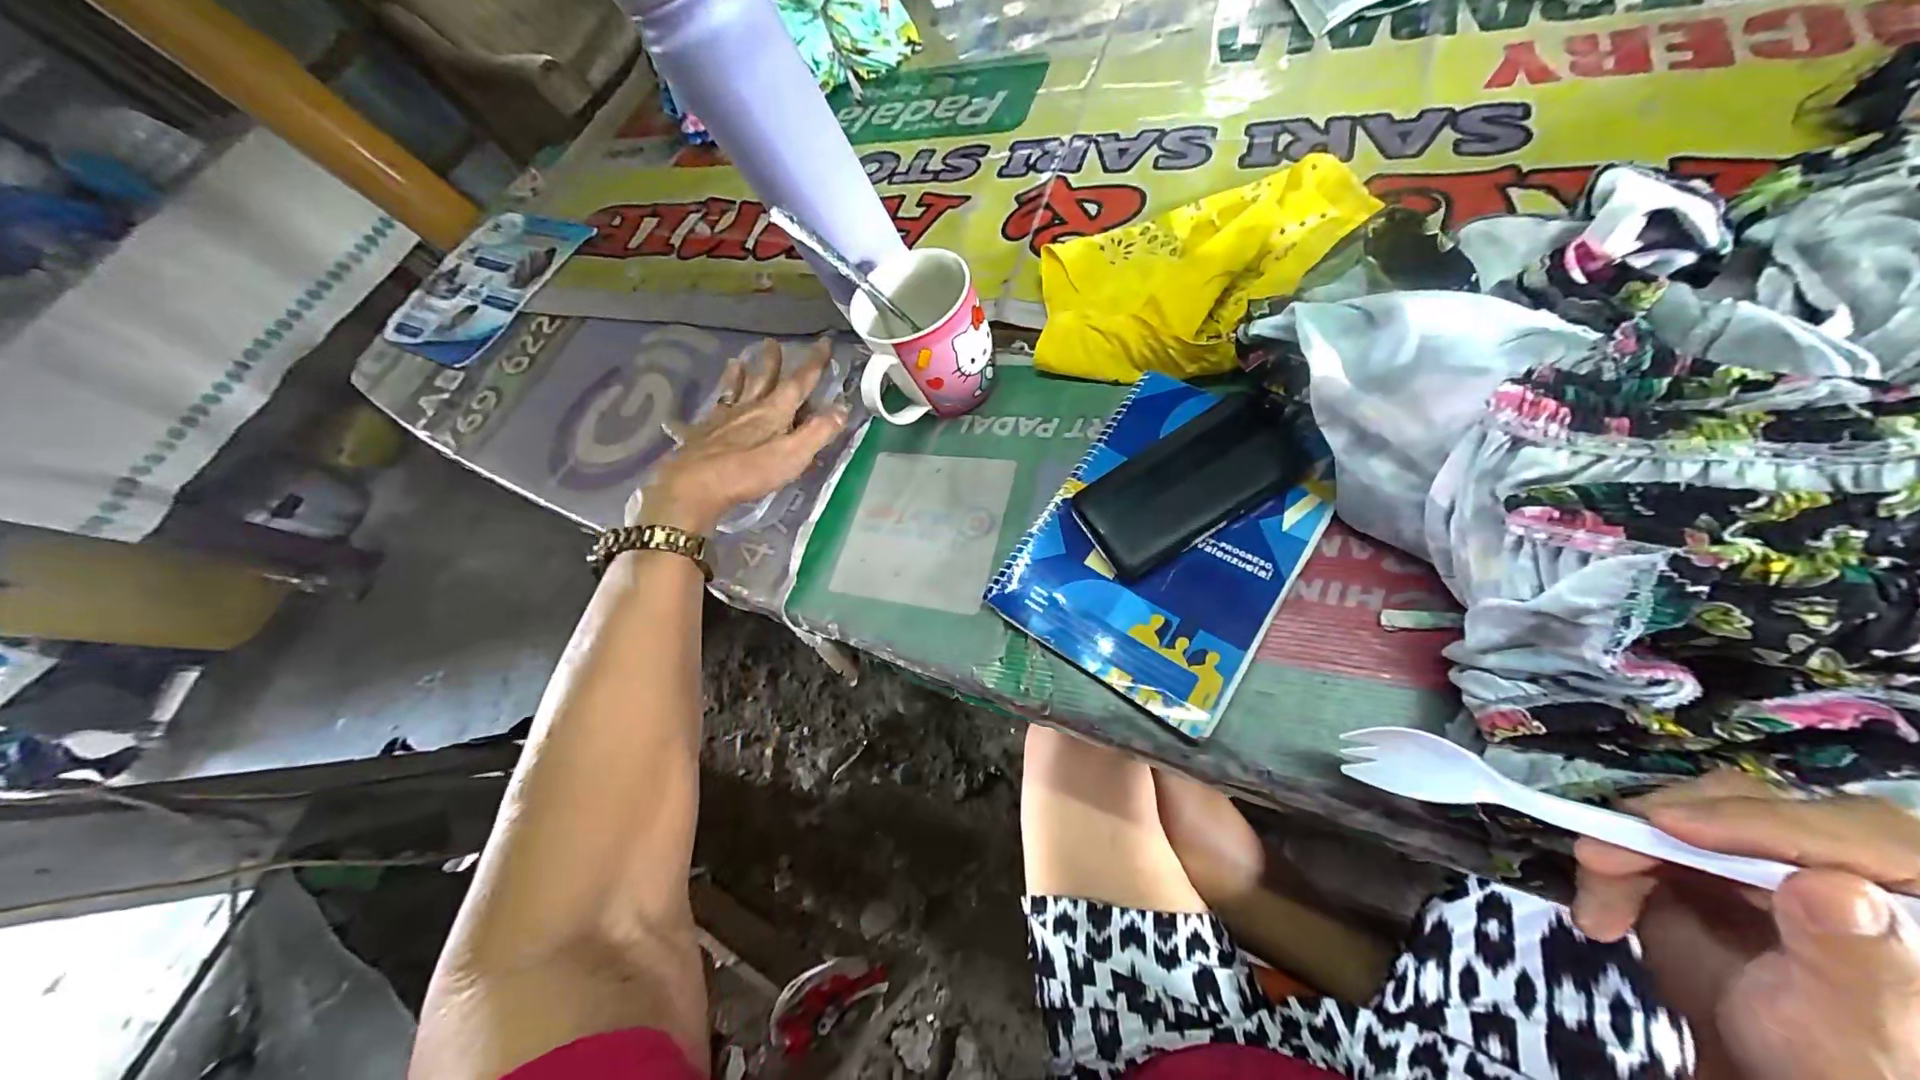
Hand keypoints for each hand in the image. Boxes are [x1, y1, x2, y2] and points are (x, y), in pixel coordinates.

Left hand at [632, 337, 847, 533]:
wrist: (696, 485)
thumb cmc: (750, 471)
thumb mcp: (794, 454)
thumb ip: (818, 431)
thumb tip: (841, 407)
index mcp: (774, 412)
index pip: (798, 382)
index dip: (813, 363)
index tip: (824, 343)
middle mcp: (747, 409)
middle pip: (762, 380)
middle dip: (771, 362)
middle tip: (772, 342)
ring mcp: (721, 421)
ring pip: (733, 392)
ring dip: (737, 377)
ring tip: (735, 361)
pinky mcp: (701, 437)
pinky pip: (706, 417)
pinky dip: (705, 412)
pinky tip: (686, 414)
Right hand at [1573, 771, 1919, 1078]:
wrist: (1785, 1077)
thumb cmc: (1840, 1063)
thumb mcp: (1855, 1025)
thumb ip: (1854, 960)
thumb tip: (1834, 888)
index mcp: (1914, 885)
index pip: (1839, 829)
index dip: (1749, 821)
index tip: (1666, 825)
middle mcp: (1847, 857)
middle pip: (1744, 808)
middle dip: (1659, 831)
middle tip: (1599, 860)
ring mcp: (1773, 855)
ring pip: (1683, 815)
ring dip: (1624, 851)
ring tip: (1598, 911)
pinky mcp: (1712, 860)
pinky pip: (1649, 838)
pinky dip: (1615, 867)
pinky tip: (1602, 912)